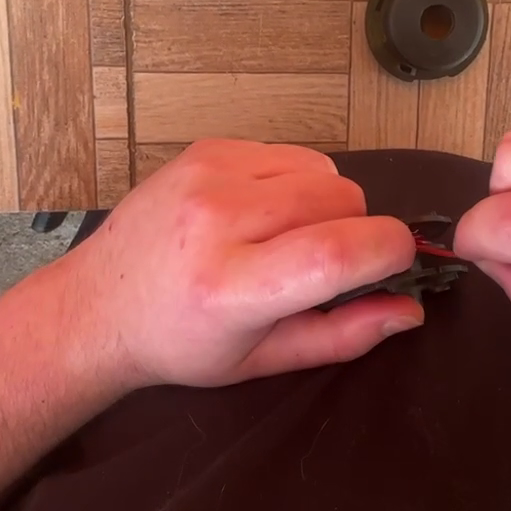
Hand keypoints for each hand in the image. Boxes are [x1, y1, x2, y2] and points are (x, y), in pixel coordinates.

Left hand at [53, 140, 422, 389]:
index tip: (398, 262)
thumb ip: (342, 336)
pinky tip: (262, 211)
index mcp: (230, 288)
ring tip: (287, 236)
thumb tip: (410, 309)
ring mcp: (208, 175)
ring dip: (326, 204)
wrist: (99, 303)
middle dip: (357, 230)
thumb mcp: (262, 361)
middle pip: (341, 199)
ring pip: (322, 170)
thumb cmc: (182, 343)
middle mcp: (217, 221)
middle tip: (323, 262)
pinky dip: (296, 182)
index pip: (334, 253)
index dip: (388, 252)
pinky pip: (290, 153)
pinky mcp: (206, 149)